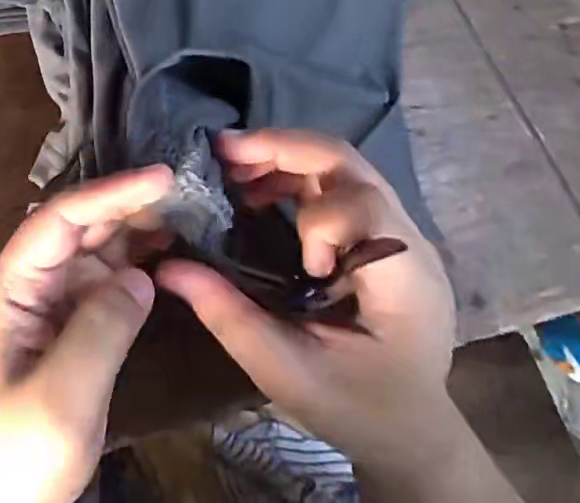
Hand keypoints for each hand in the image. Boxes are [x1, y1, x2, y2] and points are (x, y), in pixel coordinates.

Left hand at [0, 166, 174, 502]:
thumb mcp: (62, 395)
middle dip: (134, 199)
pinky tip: (177, 241)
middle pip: (88, 219)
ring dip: (144, 219)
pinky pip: (118, 266)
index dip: (112, 192)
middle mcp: (38, 271)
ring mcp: (62, 287)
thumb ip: (100, 330)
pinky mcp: (85, 307)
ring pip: (106, 236)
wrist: (15, 498)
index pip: (63, 217)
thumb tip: (141, 276)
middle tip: (188, 188)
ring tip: (191, 206)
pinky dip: (147, 250)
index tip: (161, 178)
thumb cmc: (26, 448)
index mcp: (16, 278)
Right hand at [154, 131, 468, 488]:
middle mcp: (408, 238)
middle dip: (282, 148)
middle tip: (225, 151)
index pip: (366, 204)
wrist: (411, 430)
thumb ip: (229, 315)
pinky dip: (294, 176)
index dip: (321, 219)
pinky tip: (259, 192)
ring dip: (284, 157)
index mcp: (404, 277)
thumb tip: (169, 267)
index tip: (304, 265)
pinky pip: (336, 183)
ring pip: (339, 163)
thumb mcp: (288, 372)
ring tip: (234, 170)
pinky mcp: (380, 230)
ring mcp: (398, 229)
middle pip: (346, 162)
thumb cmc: (358, 408)